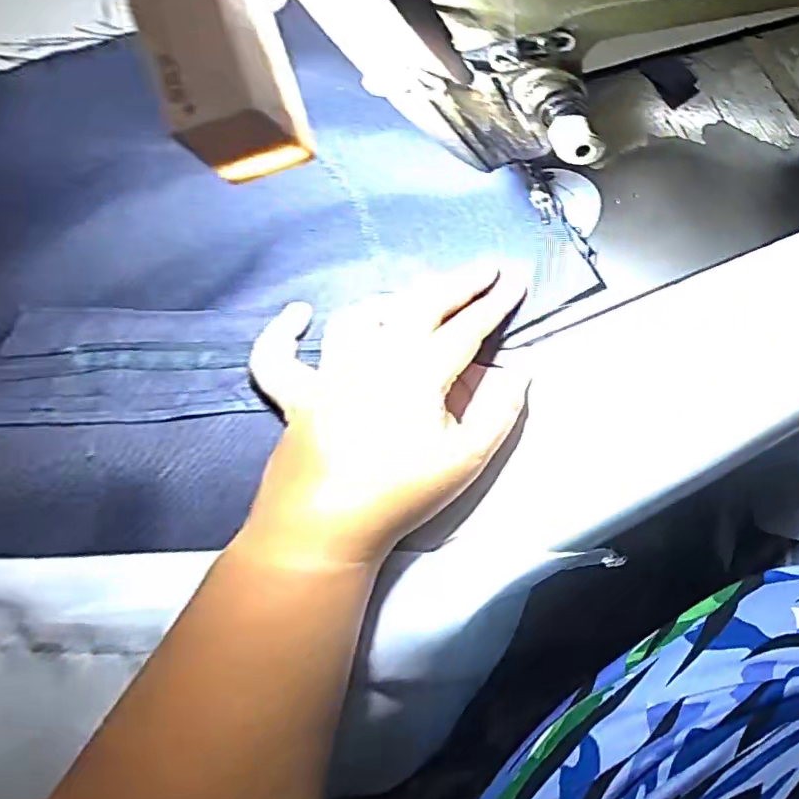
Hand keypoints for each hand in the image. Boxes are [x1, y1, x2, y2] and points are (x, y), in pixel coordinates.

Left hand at [237, 262, 530, 568]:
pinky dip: (283, 331)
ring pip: (358, 318)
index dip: (494, 303)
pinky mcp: (297, 397)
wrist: (323, 531)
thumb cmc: (404, 493)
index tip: (517, 281)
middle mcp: (370, 364)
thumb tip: (521, 372)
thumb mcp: (469, 457)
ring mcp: (328, 378)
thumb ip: (500, 410)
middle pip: (416, 308)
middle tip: (485, 267)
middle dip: (456, 283)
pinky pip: (277, 357)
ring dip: (395, 300)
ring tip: (422, 297)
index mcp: (416, 378)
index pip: (464, 329)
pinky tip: (299, 313)